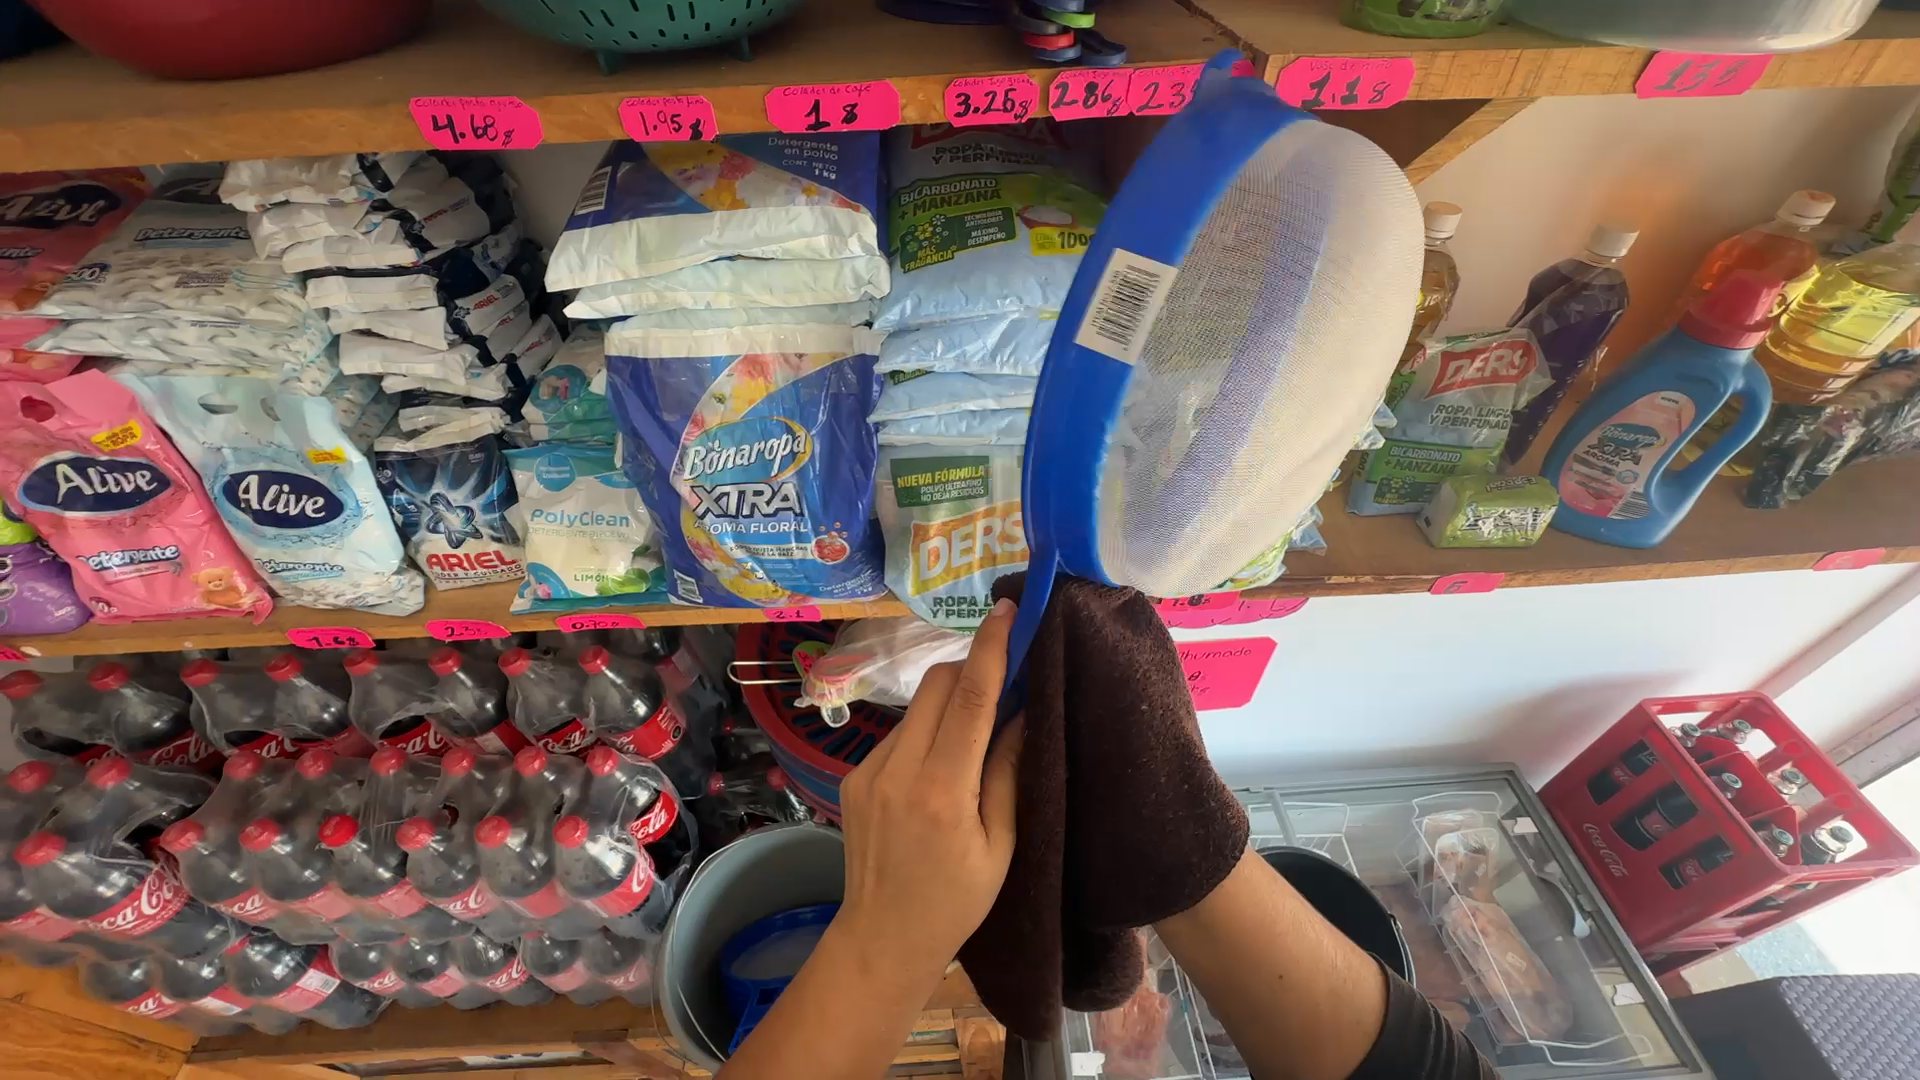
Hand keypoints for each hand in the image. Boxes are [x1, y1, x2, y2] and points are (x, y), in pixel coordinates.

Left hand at [836, 597, 1023, 972]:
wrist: (881, 938)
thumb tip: (1024, 711)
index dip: (990, 649)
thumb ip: (1009, 771)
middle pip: (935, 684)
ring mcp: (868, 770)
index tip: (1007, 611)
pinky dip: (925, 731)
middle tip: (999, 684)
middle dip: (968, 669)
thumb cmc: (955, 901)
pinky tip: (936, 766)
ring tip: (969, 739)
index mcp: (942, 791)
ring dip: (947, 703)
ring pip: (916, 706)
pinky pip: (899, 732)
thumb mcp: (1000, 845)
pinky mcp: (853, 775)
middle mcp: (898, 770)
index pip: (970, 700)